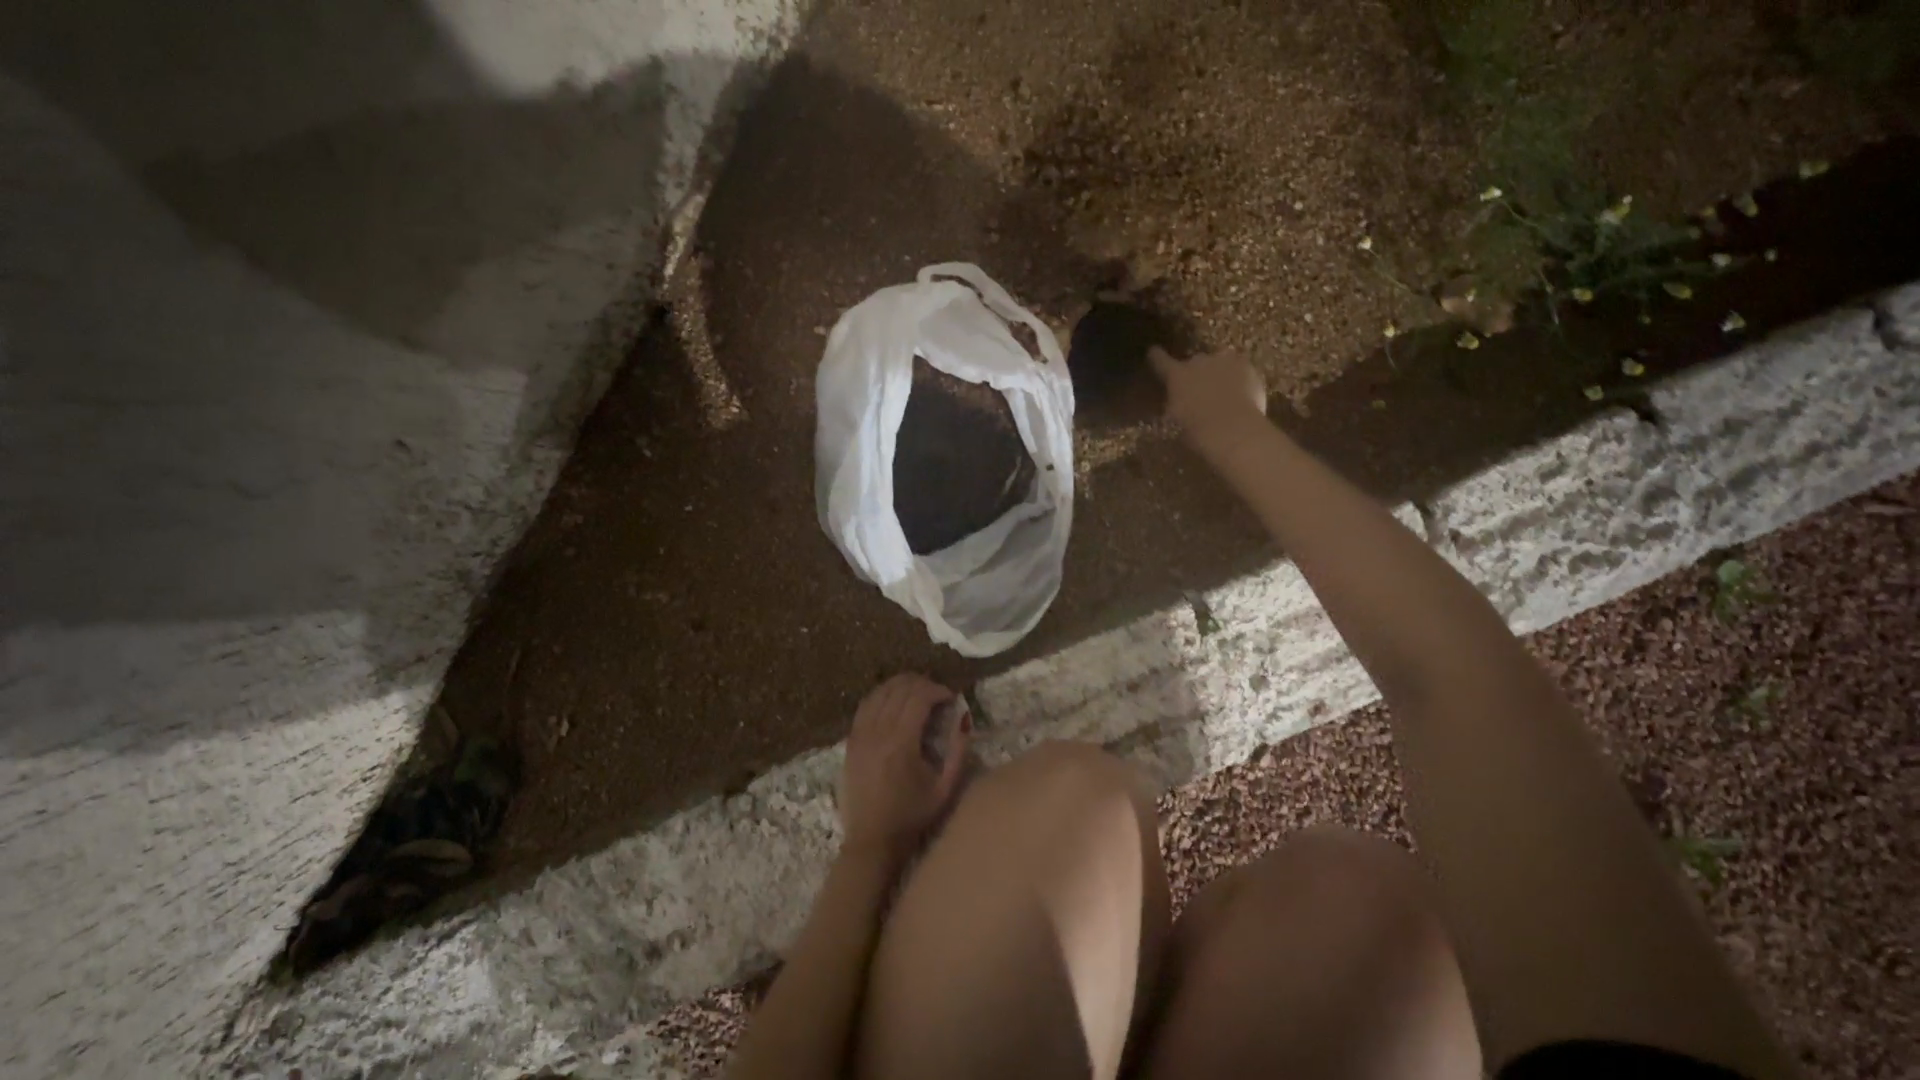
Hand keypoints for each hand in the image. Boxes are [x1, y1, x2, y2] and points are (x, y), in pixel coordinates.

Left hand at [838, 674, 970, 864]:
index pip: (919, 697)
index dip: (938, 689)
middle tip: (938, 693)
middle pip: (898, 689)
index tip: (951, 697)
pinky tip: (894, 702)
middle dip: (921, 683)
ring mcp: (860, 736)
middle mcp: (877, 733)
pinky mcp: (851, 742)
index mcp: (901, 743)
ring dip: (900, 686)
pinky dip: (881, 696)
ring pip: (879, 692)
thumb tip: (964, 718)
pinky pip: (865, 706)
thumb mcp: (945, 789)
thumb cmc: (913, 817)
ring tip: (918, 692)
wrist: (872, 840)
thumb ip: (958, 752)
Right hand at [1148, 346, 1267, 455]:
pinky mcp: (1246, 364)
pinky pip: (1240, 367)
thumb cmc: (1196, 431)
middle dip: (1197, 372)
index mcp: (1176, 376)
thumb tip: (1176, 405)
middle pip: (1195, 360)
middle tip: (1201, 390)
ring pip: (1220, 360)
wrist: (1232, 428)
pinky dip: (1240, 377)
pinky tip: (1243, 393)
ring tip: (1226, 389)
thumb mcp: (1176, 420)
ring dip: (1220, 370)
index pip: (1160, 360)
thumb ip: (1175, 406)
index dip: (1156, 356)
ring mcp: (1223, 360)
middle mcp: (1197, 362)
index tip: (1154, 352)